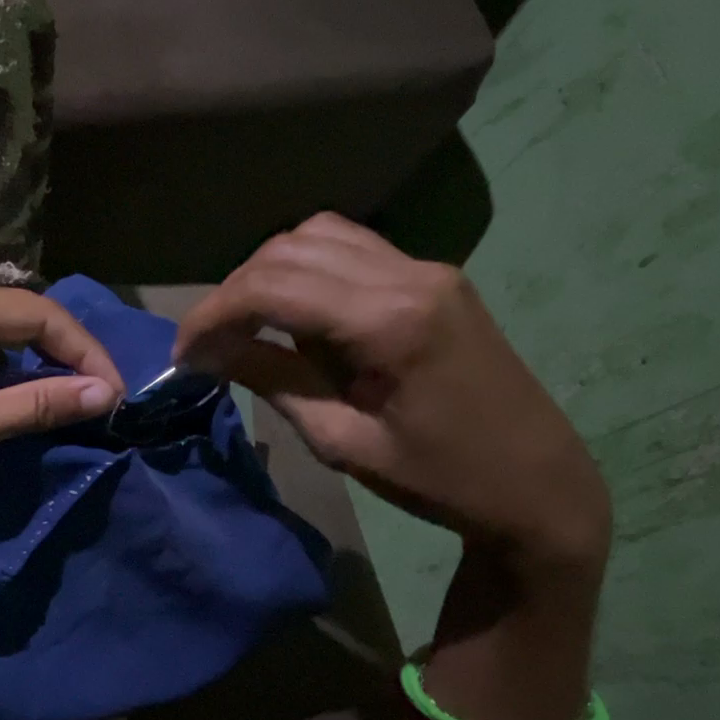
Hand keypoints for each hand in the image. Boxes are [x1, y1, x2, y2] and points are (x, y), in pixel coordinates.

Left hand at [0, 275, 123, 512]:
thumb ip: (37, 404)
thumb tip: (106, 393)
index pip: (38, 314)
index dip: (84, 353)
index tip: (117, 394)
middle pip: (17, 315)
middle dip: (60, 356)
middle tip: (96, 398)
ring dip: (28, 362)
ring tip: (61, 401)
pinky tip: (9, 394)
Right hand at [174, 213, 609, 566]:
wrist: (537, 483)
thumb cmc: (438, 479)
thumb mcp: (341, 442)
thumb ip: (273, 382)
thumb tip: (208, 352)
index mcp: (390, 322)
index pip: (272, 287)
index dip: (212, 315)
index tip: (182, 355)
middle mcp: (410, 275)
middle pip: (289, 249)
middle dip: (231, 293)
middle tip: (206, 346)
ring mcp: (426, 268)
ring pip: (316, 236)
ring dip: (265, 275)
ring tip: (242, 327)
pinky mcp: (431, 277)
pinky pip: (348, 248)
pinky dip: (302, 270)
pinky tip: (290, 313)